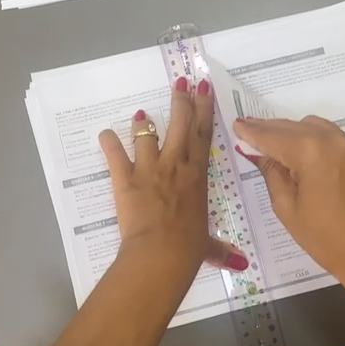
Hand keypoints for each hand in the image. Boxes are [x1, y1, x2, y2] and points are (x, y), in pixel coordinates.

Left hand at [98, 77, 247, 273]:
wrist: (160, 252)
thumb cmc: (188, 248)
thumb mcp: (207, 246)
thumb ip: (220, 250)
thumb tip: (239, 264)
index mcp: (198, 175)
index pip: (203, 134)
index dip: (204, 108)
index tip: (203, 87)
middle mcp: (176, 164)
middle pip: (181, 123)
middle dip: (181, 99)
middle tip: (180, 81)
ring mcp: (150, 168)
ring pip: (147, 134)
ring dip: (143, 122)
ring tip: (142, 113)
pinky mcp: (125, 177)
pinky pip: (115, 153)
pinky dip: (108, 142)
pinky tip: (105, 134)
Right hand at [231, 116, 344, 280]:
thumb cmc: (325, 237)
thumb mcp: (288, 208)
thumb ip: (272, 174)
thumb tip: (260, 154)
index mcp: (310, 152)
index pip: (272, 136)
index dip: (252, 132)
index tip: (236, 125)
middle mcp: (332, 140)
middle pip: (293, 127)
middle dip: (270, 129)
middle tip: (249, 129)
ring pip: (315, 126)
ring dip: (293, 131)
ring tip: (275, 141)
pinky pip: (333, 137)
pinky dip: (315, 139)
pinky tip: (305, 153)